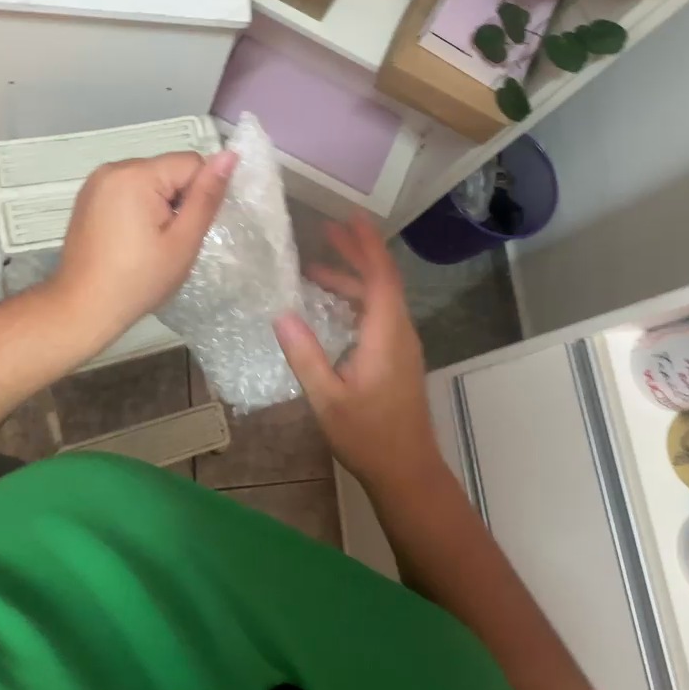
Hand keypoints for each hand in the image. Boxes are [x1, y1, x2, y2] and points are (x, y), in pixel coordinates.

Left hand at [47, 150, 237, 345]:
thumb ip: (207, 196)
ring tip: (148, 242)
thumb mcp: (183, 241)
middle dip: (177, 200)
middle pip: (168, 169)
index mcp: (136, 174)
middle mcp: (113, 167)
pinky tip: (131, 239)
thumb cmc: (138, 279)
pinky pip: (128, 189)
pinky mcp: (88, 197)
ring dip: (159, 204)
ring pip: (150, 180)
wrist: (83, 308)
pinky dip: (138, 207)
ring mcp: (96, 181)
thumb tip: (230, 155)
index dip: (199, 196)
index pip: (191, 163)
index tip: (186, 230)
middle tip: (168, 241)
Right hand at [274, 217, 442, 489]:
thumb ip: (305, 354)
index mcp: (386, 334)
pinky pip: (378, 316)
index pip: (380, 276)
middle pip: (381, 281)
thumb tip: (280, 314)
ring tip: (315, 271)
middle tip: (326, 231)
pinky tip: (331, 309)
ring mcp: (401, 346)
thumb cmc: (368, 435)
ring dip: (352, 280)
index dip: (366, 244)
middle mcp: (399, 332)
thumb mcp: (327, 397)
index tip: (350, 218)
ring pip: (379, 300)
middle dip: (356, 254)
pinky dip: (356, 301)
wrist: (407, 471)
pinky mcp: (397, 359)